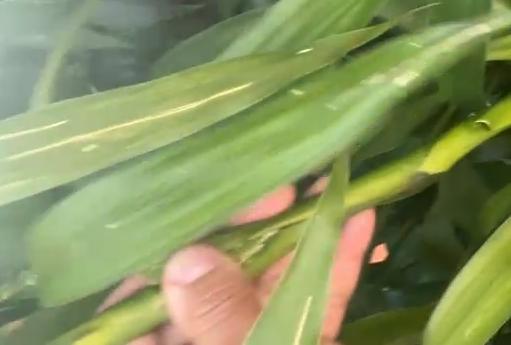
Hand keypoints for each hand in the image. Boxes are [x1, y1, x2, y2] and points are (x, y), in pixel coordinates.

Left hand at [113, 186, 376, 344]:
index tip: (213, 210)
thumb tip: (191, 255)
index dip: (175, 253)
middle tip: (283, 187)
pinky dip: (341, 256)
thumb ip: (217, 316)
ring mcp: (265, 335)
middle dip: (255, 230)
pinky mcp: (311, 334)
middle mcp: (209, 339)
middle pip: (224, 281)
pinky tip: (364, 214)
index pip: (146, 303)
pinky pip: (322, 292)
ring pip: (278, 280)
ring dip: (306, 231)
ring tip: (329, 181)